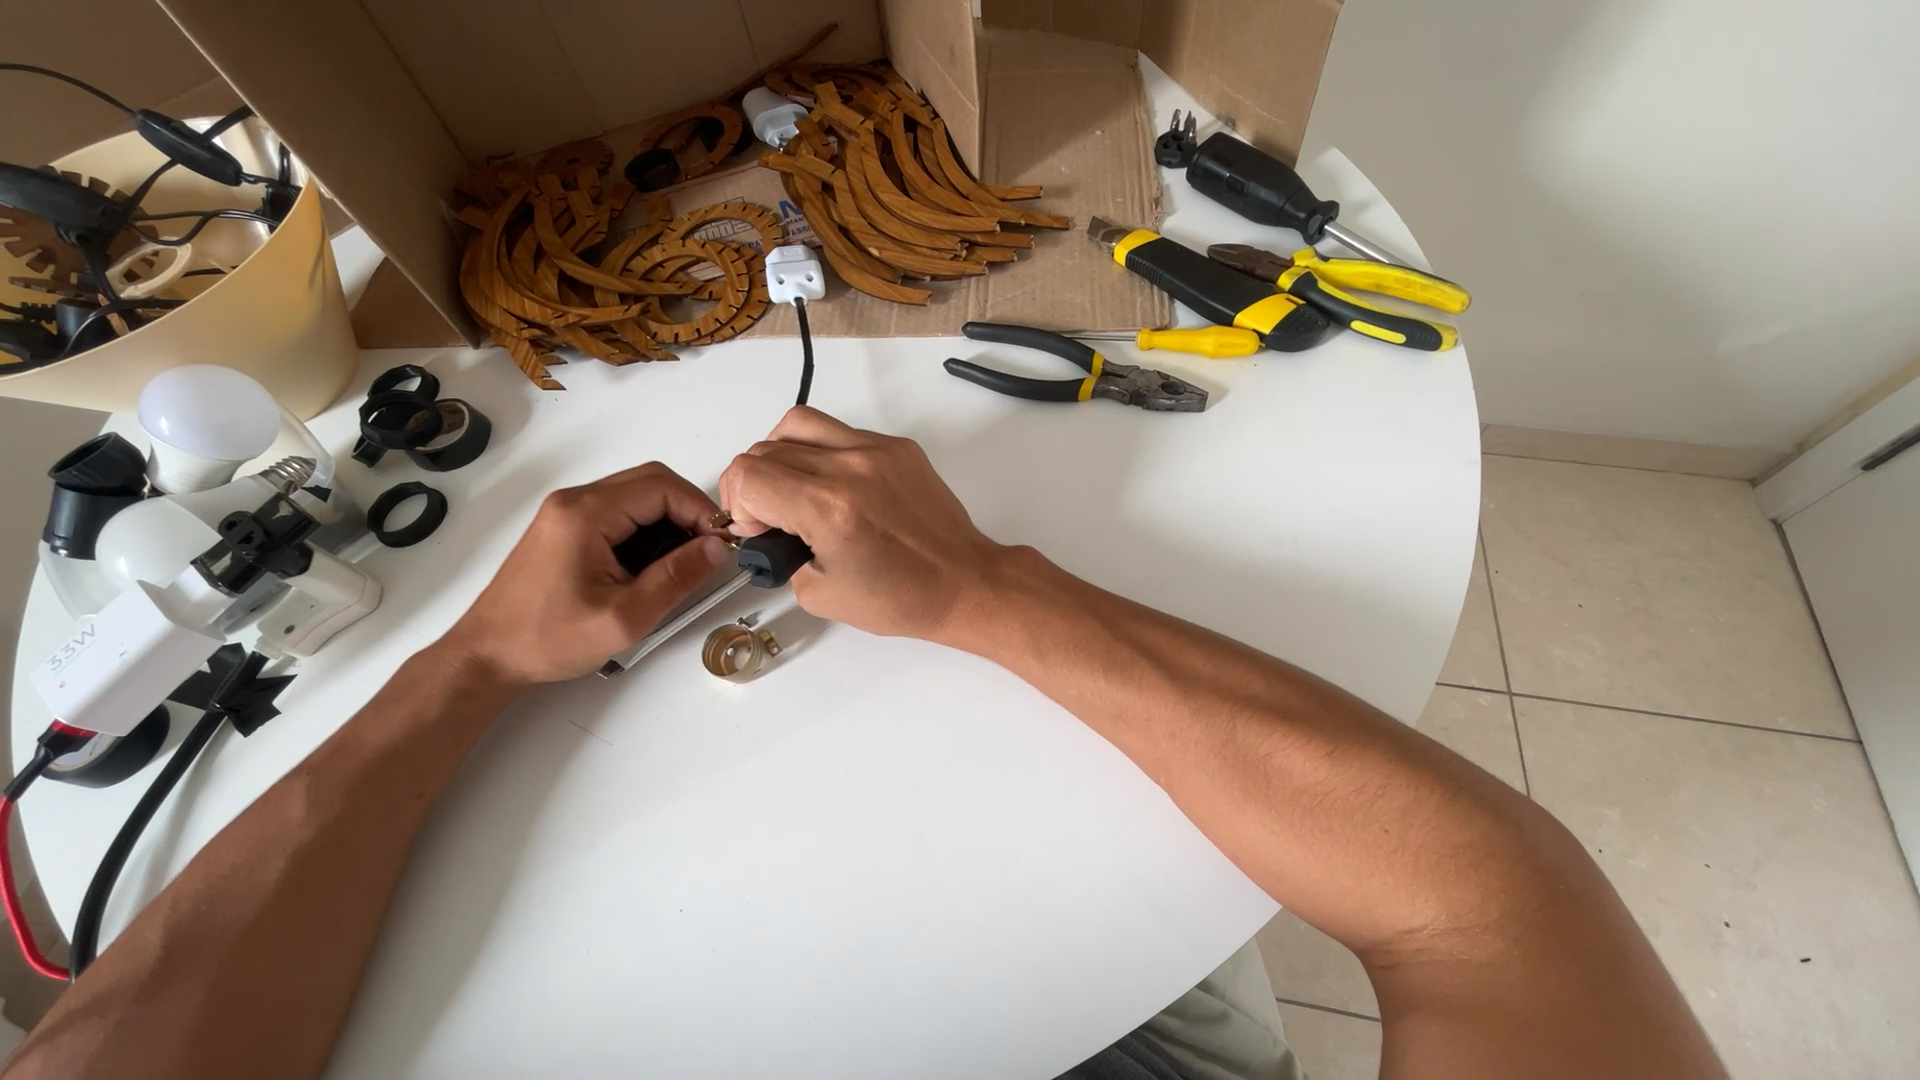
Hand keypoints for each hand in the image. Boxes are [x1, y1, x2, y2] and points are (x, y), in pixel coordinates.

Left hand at [434, 463, 732, 685]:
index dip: (701, 511)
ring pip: (637, 493)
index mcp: (585, 514)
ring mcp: (567, 511)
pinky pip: (620, 510)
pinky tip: (657, 561)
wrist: (487, 655)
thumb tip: (718, 548)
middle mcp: (574, 500)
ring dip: (671, 517)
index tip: (722, 545)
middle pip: (651, 481)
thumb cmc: (549, 639)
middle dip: (690, 509)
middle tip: (710, 549)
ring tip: (688, 559)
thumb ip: (675, 578)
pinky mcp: (566, 527)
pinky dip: (649, 526)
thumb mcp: (624, 617)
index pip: (661, 488)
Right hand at [718, 407, 1007, 642]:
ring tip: (794, 490)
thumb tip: (764, 527)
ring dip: (779, 455)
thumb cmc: (902, 597)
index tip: (756, 526)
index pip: (748, 474)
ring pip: (797, 424)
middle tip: (772, 517)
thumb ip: (779, 553)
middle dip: (754, 483)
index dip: (738, 502)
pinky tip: (832, 485)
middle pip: (766, 448)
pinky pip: (838, 431)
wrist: (963, 582)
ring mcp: (877, 450)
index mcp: (829, 508)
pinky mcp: (897, 446)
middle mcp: (851, 468)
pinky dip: (820, 452)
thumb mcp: (820, 593)